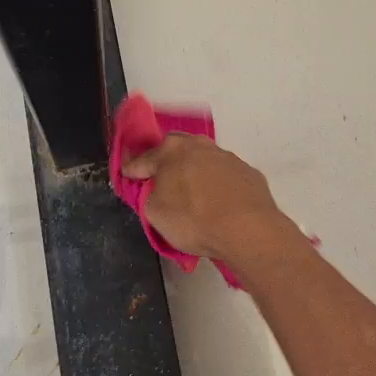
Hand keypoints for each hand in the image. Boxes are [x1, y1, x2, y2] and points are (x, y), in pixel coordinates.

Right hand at [120, 133, 300, 262]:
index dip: (133, 170)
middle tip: (162, 184)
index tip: (127, 176)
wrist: (248, 230)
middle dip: (166, 163)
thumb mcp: (155, 214)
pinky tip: (220, 205)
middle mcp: (198, 145)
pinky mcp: (249, 173)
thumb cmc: (194, 219)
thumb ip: (148, 196)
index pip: (143, 159)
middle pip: (175, 151)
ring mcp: (227, 157)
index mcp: (170, 150)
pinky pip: (225, 177)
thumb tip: (154, 189)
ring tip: (194, 198)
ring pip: (203, 161)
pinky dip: (219, 187)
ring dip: (195, 174)